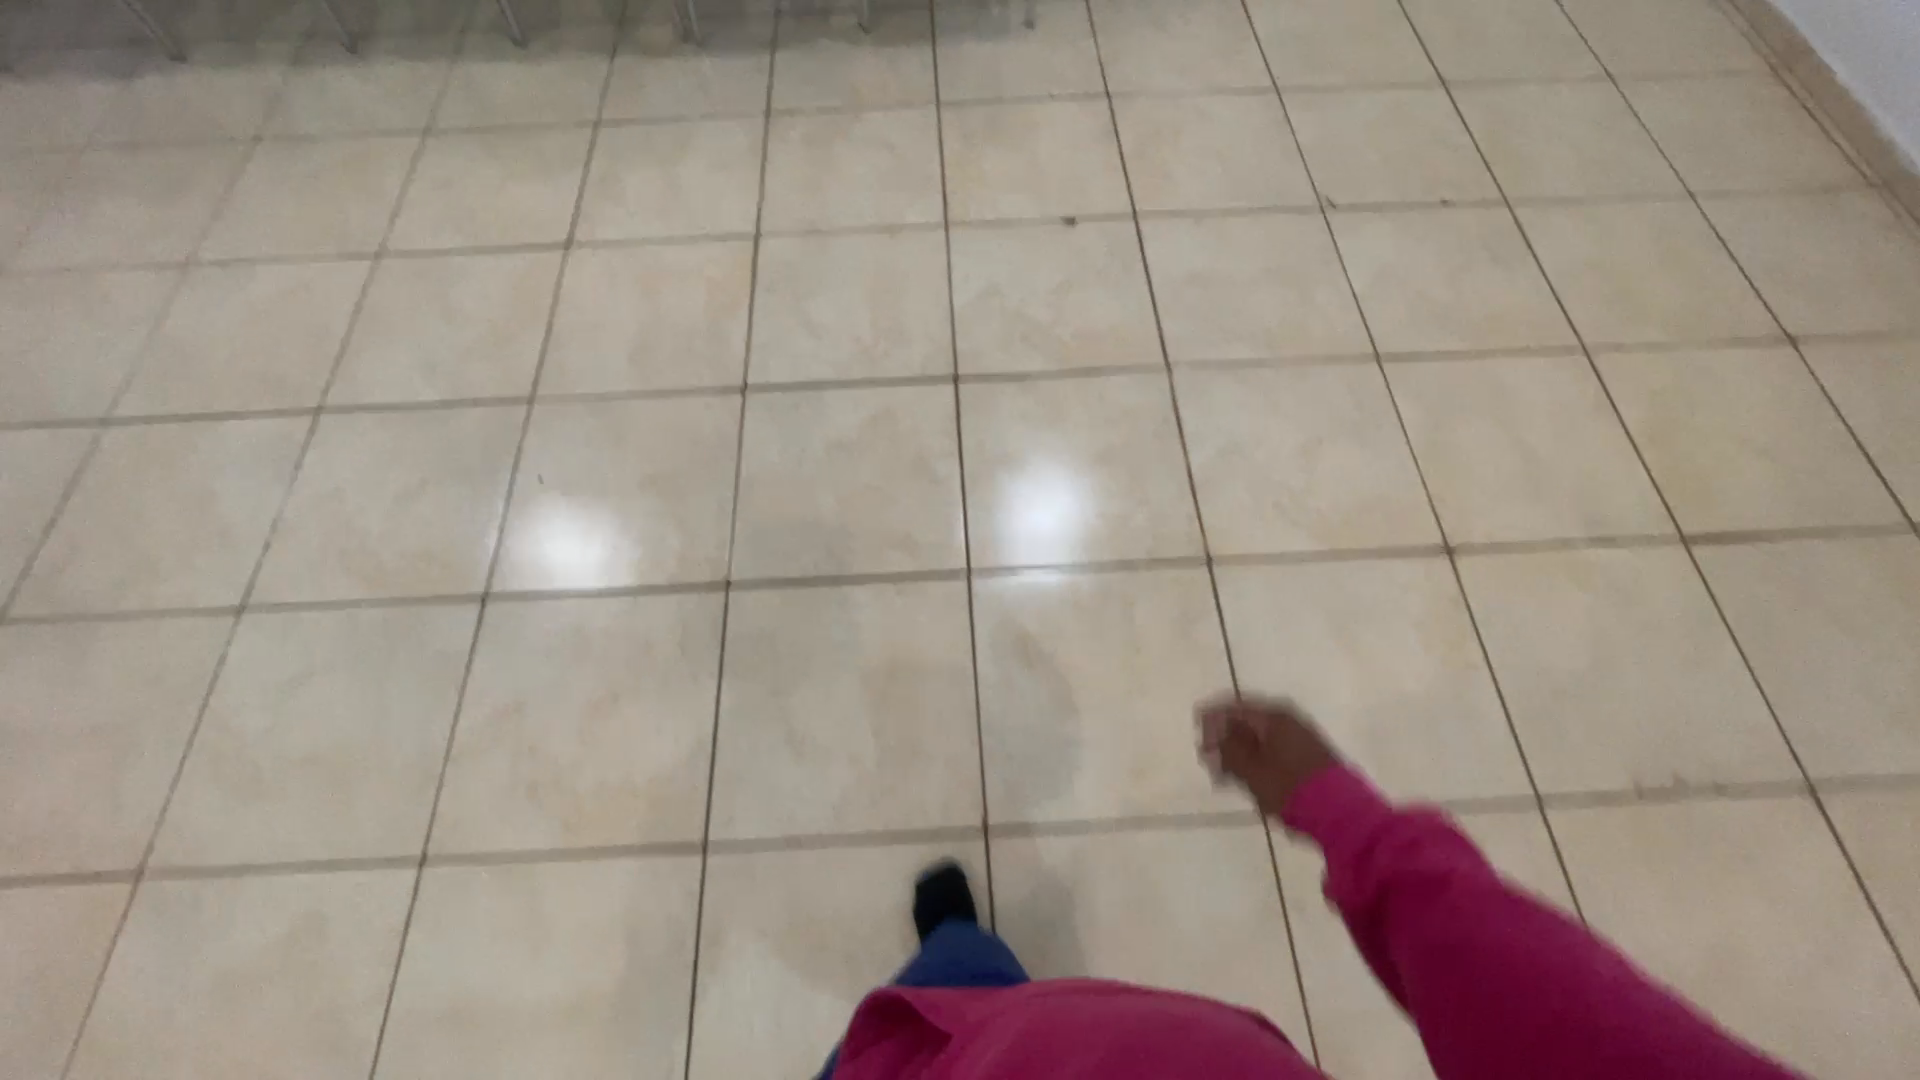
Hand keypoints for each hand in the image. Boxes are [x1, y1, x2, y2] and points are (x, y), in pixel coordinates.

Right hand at [1197, 694, 1340, 818]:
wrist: (1342, 814)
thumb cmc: (1288, 788)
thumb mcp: (1249, 770)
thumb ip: (1226, 749)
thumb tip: (1212, 734)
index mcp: (1271, 716)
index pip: (1229, 707)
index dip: (1209, 722)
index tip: (1200, 746)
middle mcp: (1286, 719)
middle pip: (1243, 721)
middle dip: (1223, 741)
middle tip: (1210, 765)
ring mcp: (1299, 737)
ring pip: (1257, 738)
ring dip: (1237, 754)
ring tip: (1225, 779)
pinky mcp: (1307, 755)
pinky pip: (1271, 750)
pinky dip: (1255, 761)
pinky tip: (1248, 782)